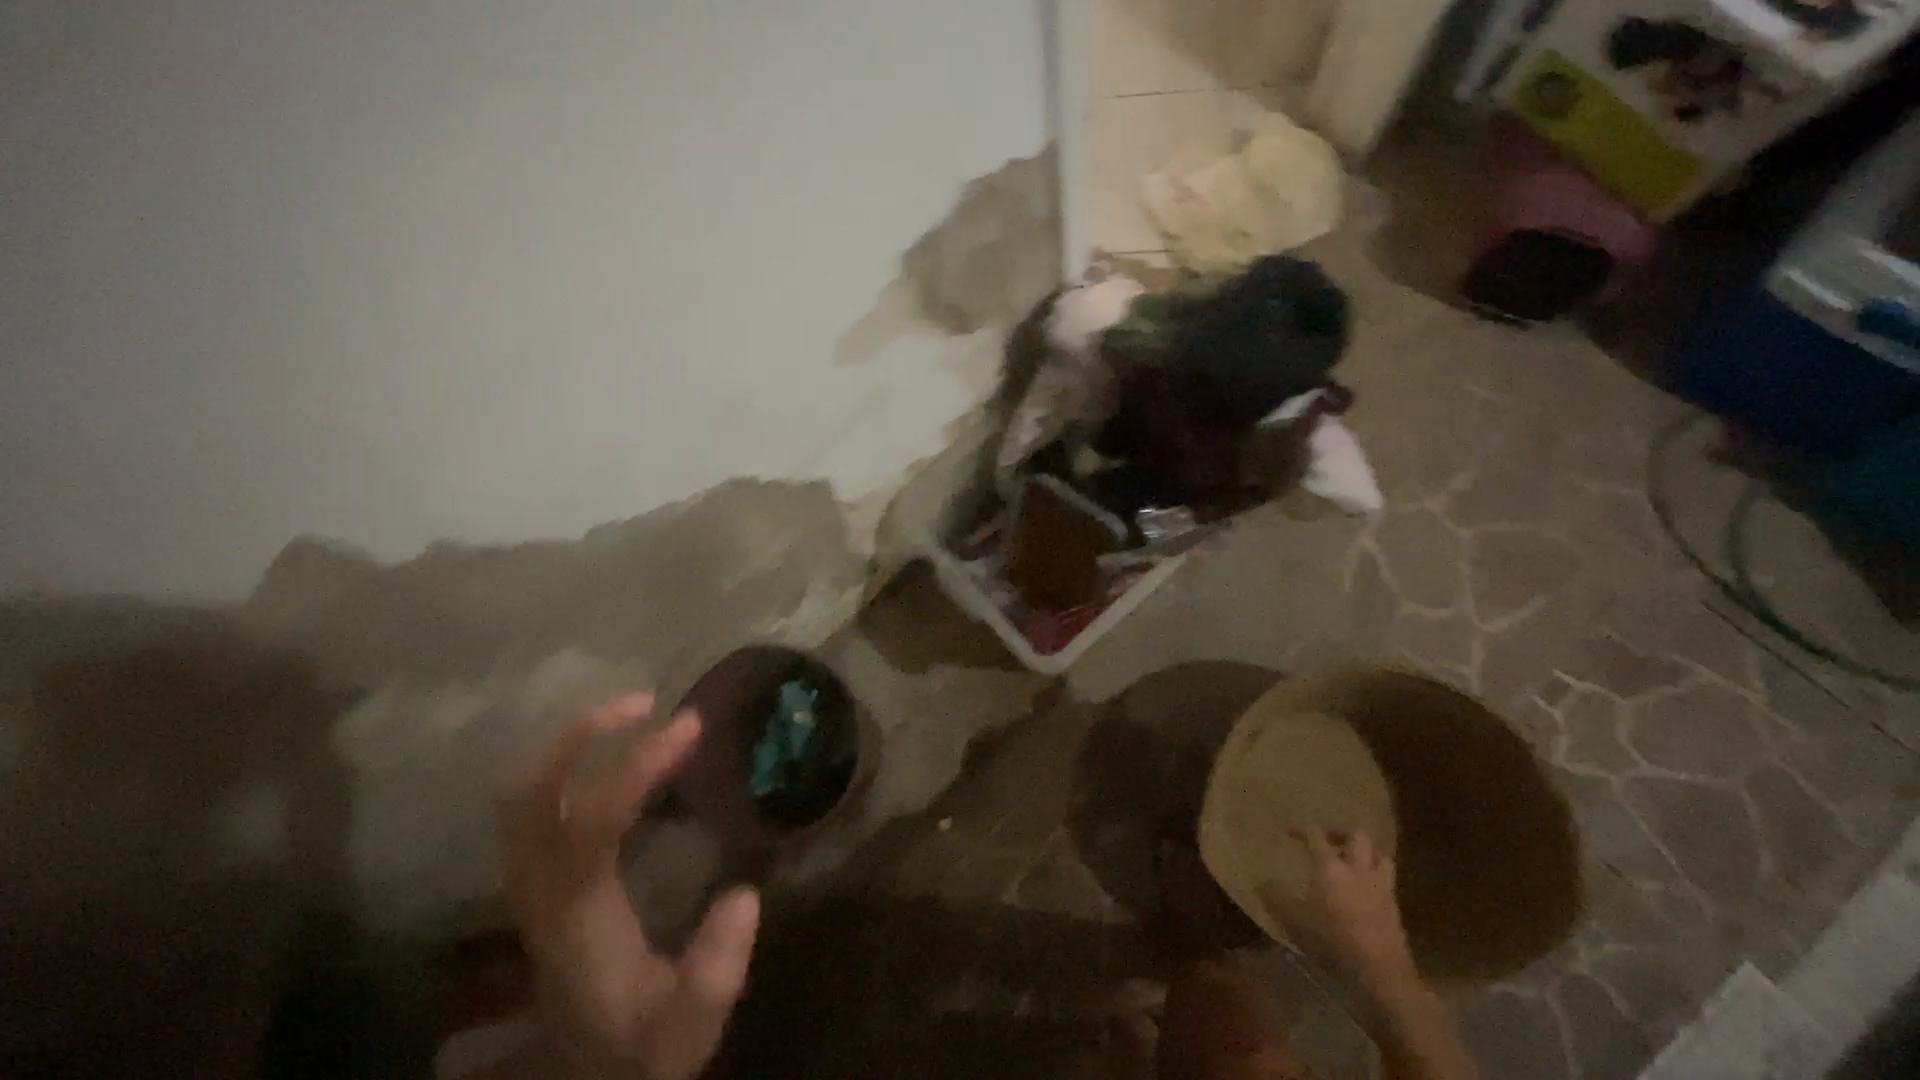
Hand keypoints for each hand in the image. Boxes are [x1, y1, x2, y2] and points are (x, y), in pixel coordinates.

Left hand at [496, 693, 760, 1079]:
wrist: (584, 1075)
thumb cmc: (638, 1047)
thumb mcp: (688, 1027)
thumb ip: (714, 970)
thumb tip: (745, 893)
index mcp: (578, 917)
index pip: (592, 821)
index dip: (636, 766)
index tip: (690, 726)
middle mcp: (541, 891)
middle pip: (528, 793)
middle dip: (582, 733)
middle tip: (647, 701)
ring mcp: (531, 884)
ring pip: (519, 795)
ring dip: (568, 742)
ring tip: (631, 714)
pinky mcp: (539, 882)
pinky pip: (530, 805)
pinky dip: (564, 764)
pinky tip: (611, 756)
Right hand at [1263, 828, 1415, 990]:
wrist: (1379, 971)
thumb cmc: (1332, 939)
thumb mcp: (1293, 920)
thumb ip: (1276, 897)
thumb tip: (1261, 881)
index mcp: (1330, 866)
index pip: (1316, 835)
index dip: (1302, 829)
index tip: (1290, 831)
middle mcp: (1358, 868)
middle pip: (1357, 836)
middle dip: (1342, 833)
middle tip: (1329, 840)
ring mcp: (1381, 887)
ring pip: (1380, 855)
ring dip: (1367, 853)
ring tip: (1353, 861)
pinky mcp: (1395, 907)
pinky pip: (1388, 881)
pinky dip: (1376, 877)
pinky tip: (1365, 890)